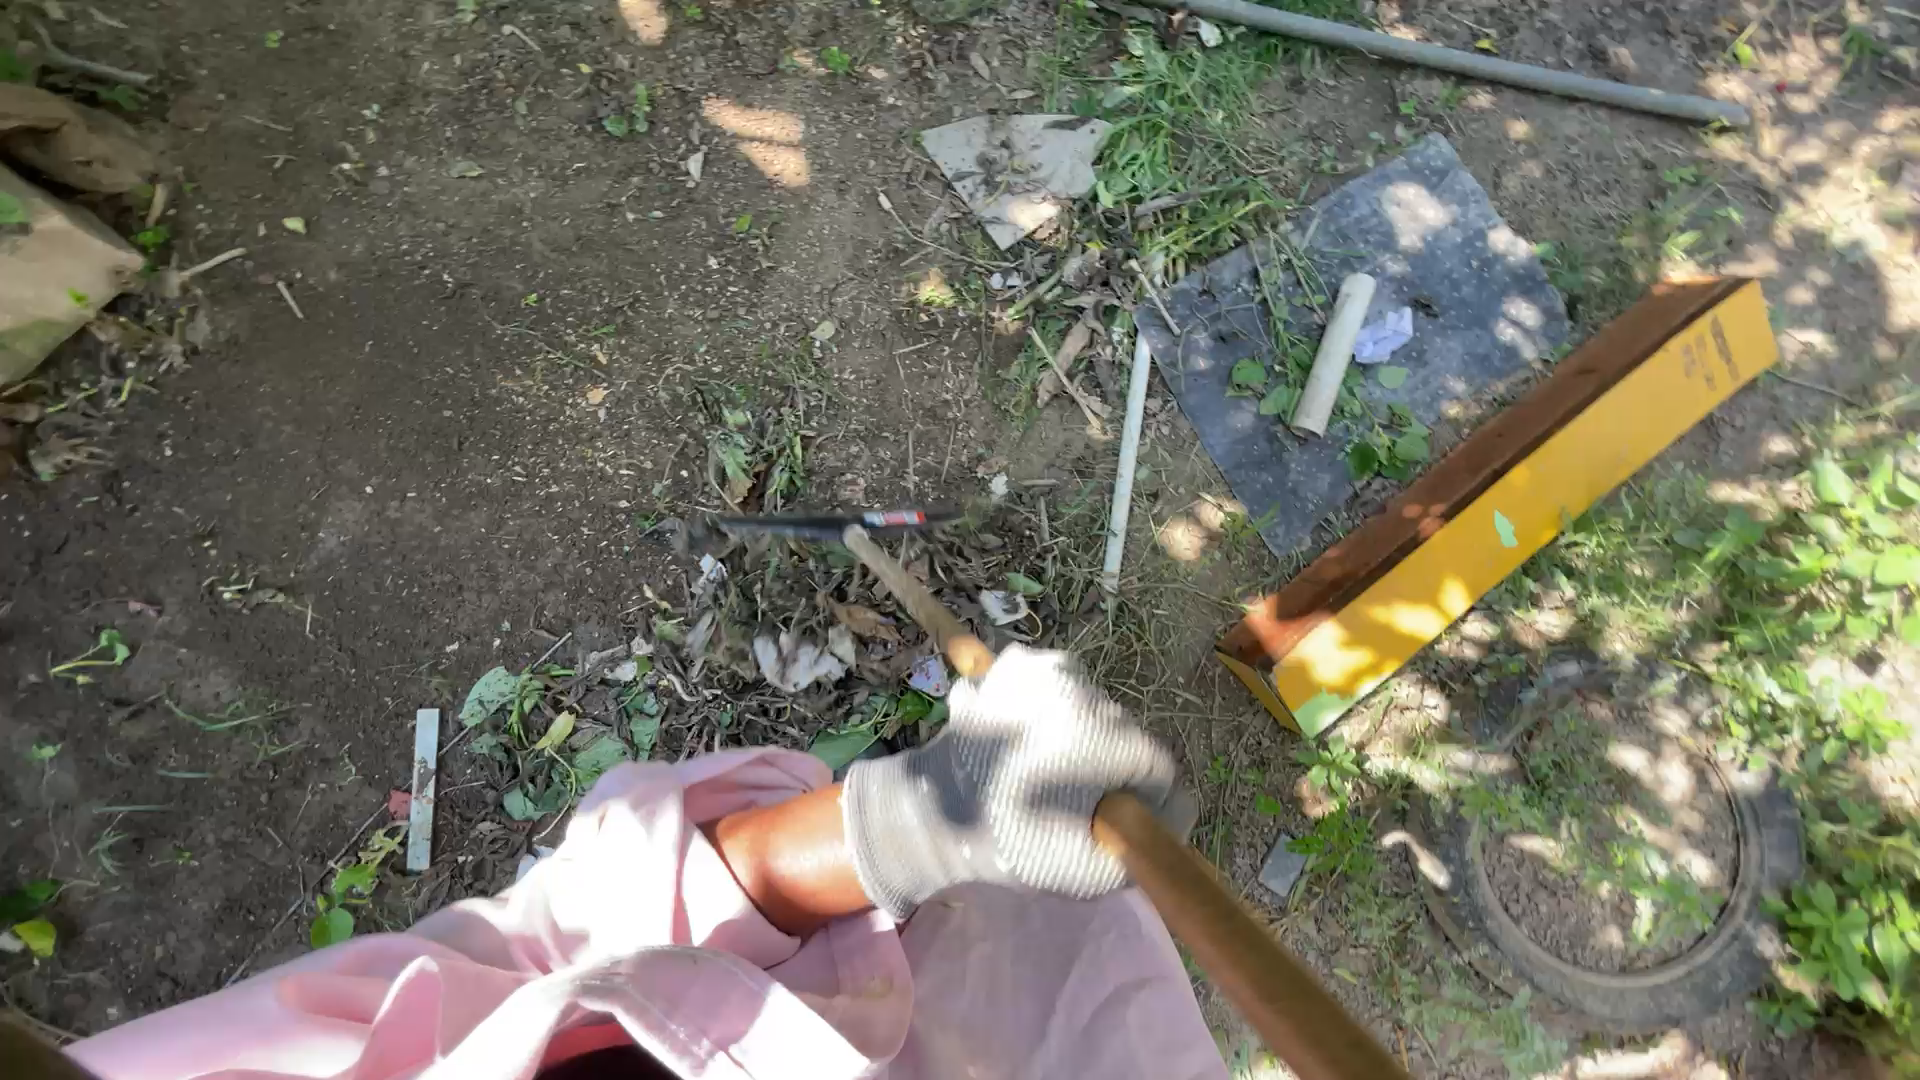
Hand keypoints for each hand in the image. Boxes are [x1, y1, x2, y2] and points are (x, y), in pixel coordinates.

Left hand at [842, 644, 1179, 916]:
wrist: (936, 808)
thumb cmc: (1014, 842)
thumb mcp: (1090, 869)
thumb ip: (1148, 842)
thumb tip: (1175, 810)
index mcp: (1105, 737)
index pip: (1155, 765)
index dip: (1139, 795)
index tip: (1109, 812)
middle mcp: (1081, 691)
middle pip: (1120, 731)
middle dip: (1105, 760)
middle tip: (1067, 789)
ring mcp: (1044, 670)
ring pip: (1088, 704)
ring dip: (1077, 730)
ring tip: (1040, 761)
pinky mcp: (1016, 663)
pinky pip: (1054, 681)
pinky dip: (1048, 702)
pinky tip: (1026, 730)